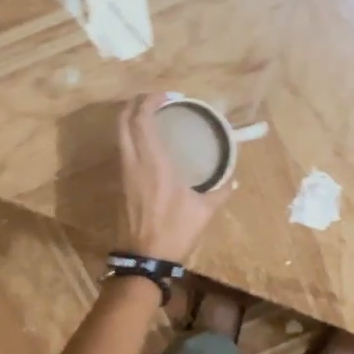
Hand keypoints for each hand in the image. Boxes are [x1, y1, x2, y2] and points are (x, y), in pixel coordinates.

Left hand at [117, 92, 226, 262]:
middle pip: (124, 120)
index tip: (168, 96)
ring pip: (120, 135)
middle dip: (136, 103)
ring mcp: (124, 173)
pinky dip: (131, 137)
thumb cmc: (175, 232)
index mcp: (154, 162)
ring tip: (150, 116)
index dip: (151, 101)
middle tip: (155, 100)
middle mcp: (134, 162)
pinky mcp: (120, 184)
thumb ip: (220, 192)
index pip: (143, 119)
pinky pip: (122, 150)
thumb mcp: (204, 211)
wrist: (144, 258)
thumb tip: (234, 180)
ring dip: (131, 119)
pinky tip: (146, 143)